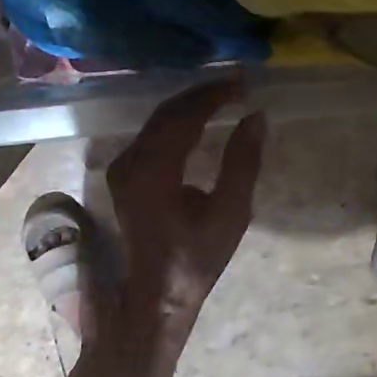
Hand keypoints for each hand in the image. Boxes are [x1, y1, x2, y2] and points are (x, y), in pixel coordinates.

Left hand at [105, 79, 265, 351]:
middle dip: (201, 95)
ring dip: (188, 106)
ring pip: (155, 122)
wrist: (157, 294)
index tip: (243, 83)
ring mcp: (122, 168)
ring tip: (223, 96)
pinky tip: (197, 120)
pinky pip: (149, 136)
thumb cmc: (196, 258)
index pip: (184, 116)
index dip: (214, 94)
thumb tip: (255, 117)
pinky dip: (175, 122)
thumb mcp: (230, 213)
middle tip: (236, 84)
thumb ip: (243, 162)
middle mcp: (130, 162)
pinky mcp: (122, 176)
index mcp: (154, 171)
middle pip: (166, 113)